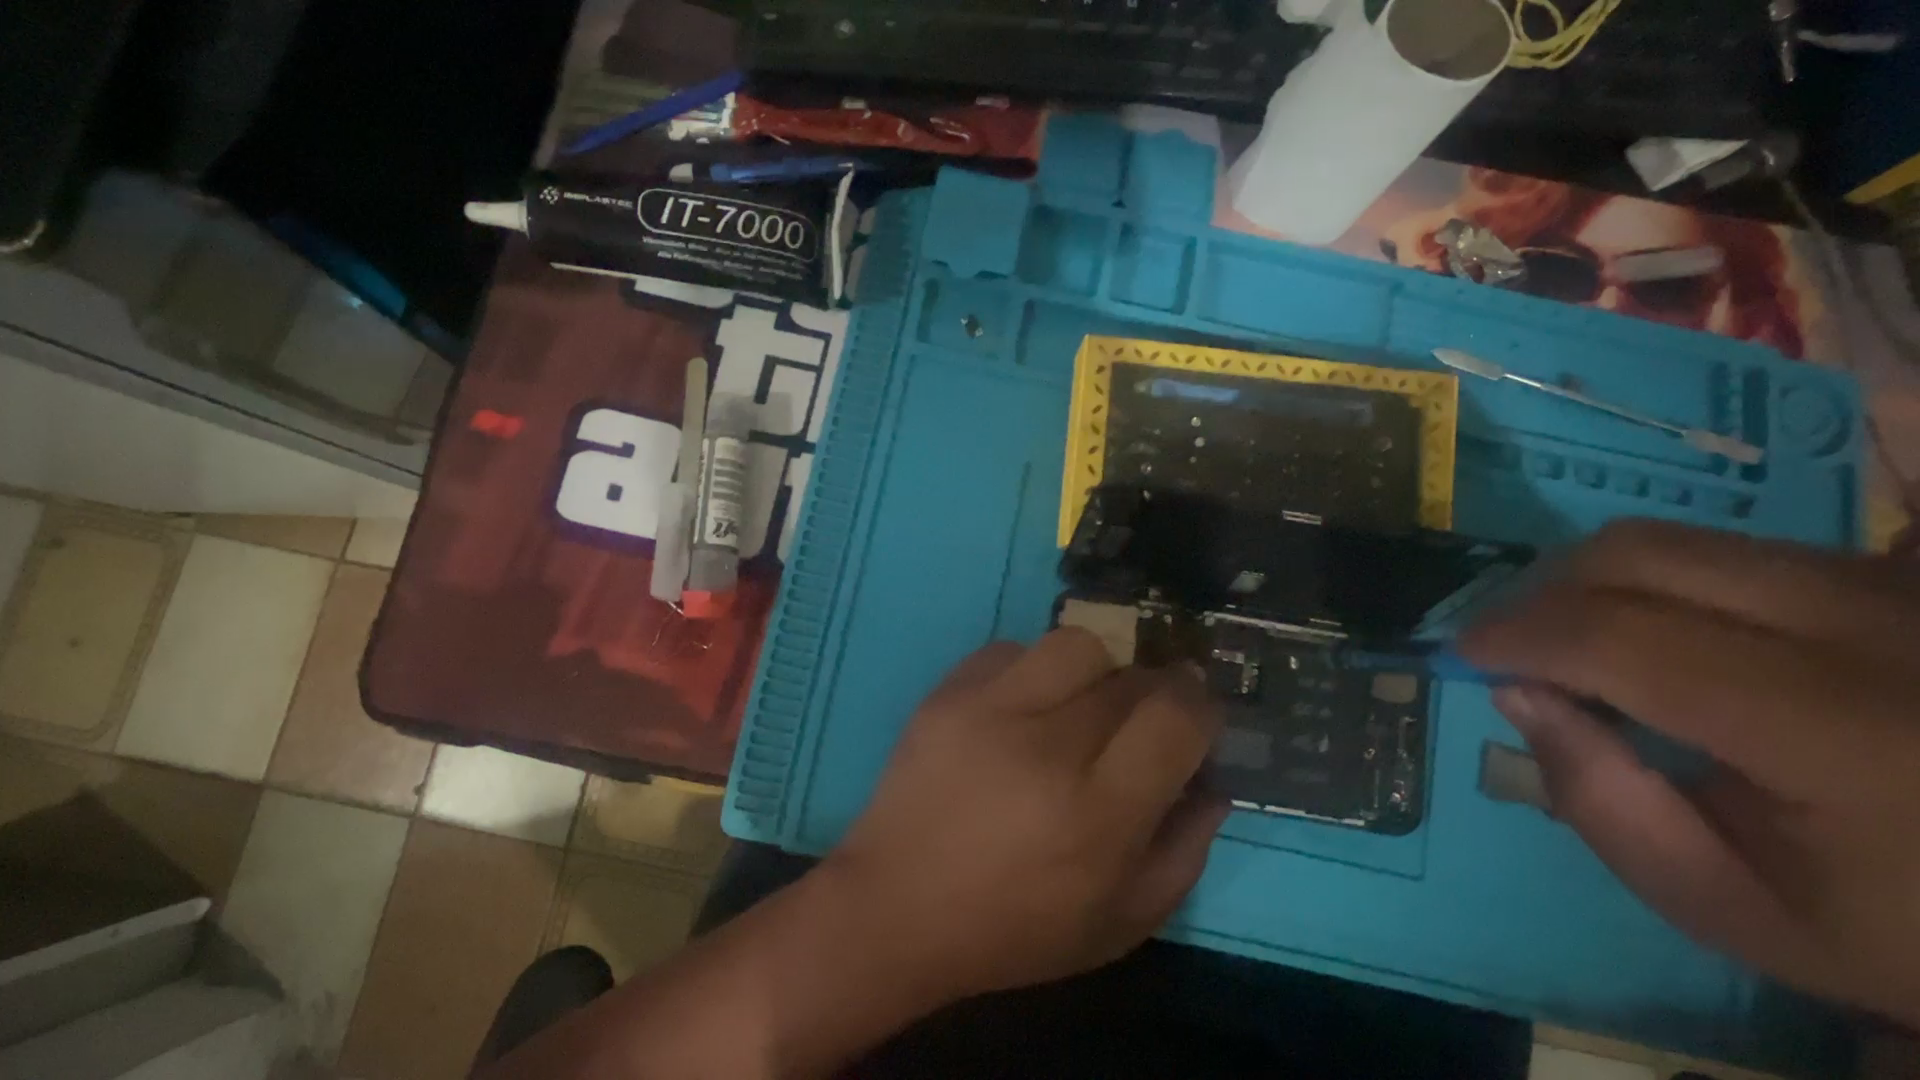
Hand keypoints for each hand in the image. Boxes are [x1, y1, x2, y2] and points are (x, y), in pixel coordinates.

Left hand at [820, 628, 1228, 1008]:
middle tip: (1140, 722)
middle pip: (1132, 676)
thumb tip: (1213, 782)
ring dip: (1098, 670)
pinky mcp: (947, 694)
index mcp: (1100, 811)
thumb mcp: (1123, 922)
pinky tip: (1024, 708)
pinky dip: (1034, 670)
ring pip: (1077, 644)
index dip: (1200, 706)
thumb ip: (1184, 851)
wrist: (895, 910)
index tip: (1195, 720)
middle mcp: (1048, 746)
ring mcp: (990, 710)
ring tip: (1083, 706)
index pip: (1177, 715)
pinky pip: (1013, 649)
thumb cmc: (1014, 931)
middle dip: (1154, 693)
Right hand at [1458, 519, 1919, 1026]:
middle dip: (1541, 591)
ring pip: (1679, 540)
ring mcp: (1889, 586)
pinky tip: (1647, 634)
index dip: (1520, 635)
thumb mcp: (1725, 903)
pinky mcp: (1892, 574)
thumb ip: (1603, 804)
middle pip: (1642, 556)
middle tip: (1506, 646)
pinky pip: (1728, 548)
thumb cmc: (1885, 922)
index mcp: (1836, 729)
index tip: (1461, 657)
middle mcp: (1870, 626)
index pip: (1623, 639)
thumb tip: (1516, 694)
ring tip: (1567, 643)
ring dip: (1589, 582)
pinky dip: (1652, 580)